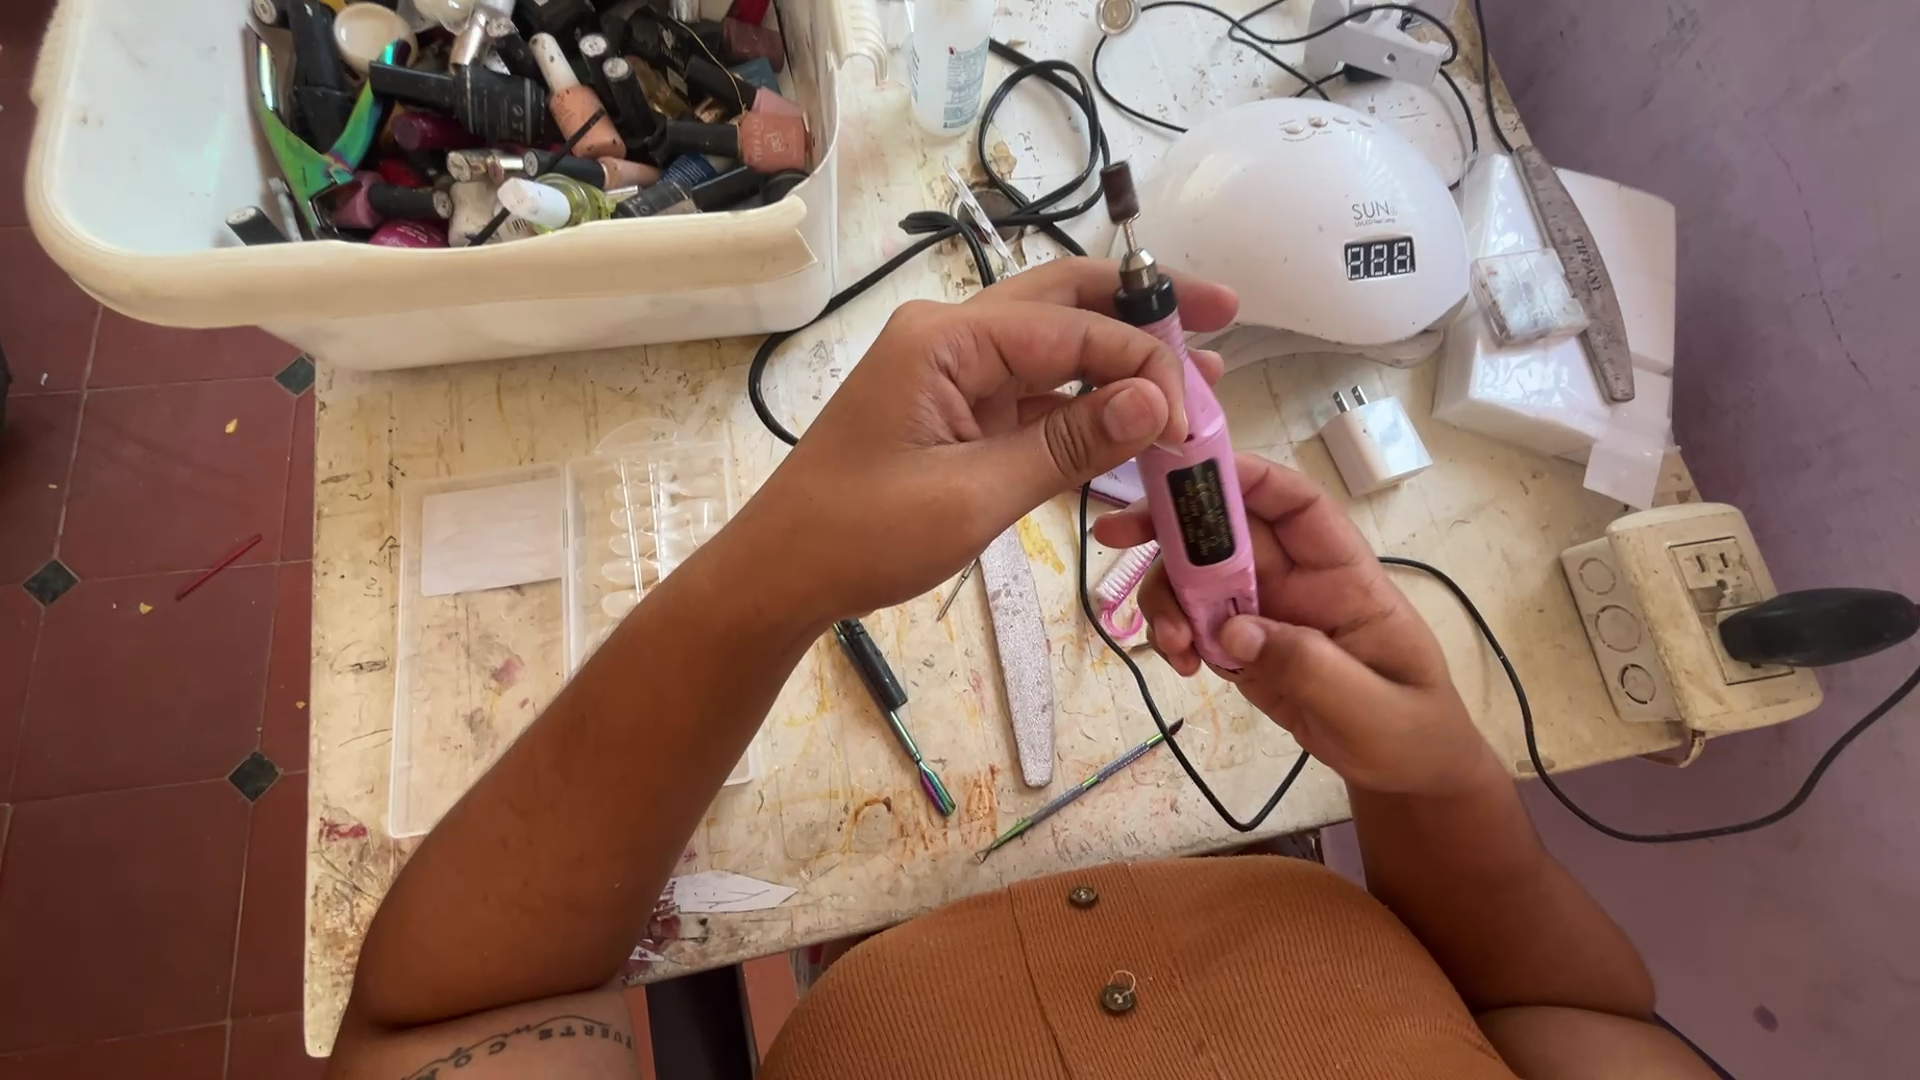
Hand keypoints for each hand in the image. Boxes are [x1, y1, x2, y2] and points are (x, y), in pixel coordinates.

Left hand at [732, 257, 1237, 624]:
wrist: (785, 571)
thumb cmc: (864, 535)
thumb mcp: (974, 495)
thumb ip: (1069, 445)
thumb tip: (1161, 402)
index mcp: (947, 339)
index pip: (1071, 329)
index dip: (1144, 365)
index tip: (1196, 414)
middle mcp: (951, 338)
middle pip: (1063, 304)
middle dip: (1141, 309)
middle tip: (1221, 311)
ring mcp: (951, 376)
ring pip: (1051, 350)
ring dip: (1117, 363)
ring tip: (1194, 371)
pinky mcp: (954, 414)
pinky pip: (1030, 397)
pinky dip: (1080, 410)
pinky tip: (1129, 423)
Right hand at [1092, 455, 1501, 795]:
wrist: (1400, 772)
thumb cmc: (1409, 732)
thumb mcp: (1374, 708)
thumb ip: (1310, 667)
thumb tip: (1231, 629)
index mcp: (1340, 572)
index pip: (1294, 504)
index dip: (1243, 477)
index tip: (1183, 475)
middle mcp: (1291, 577)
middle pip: (1223, 530)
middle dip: (1167, 526)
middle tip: (1113, 535)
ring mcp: (1259, 607)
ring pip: (1192, 574)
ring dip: (1165, 598)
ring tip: (1172, 646)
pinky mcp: (1235, 639)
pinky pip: (1188, 618)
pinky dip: (1170, 634)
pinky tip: (1182, 665)